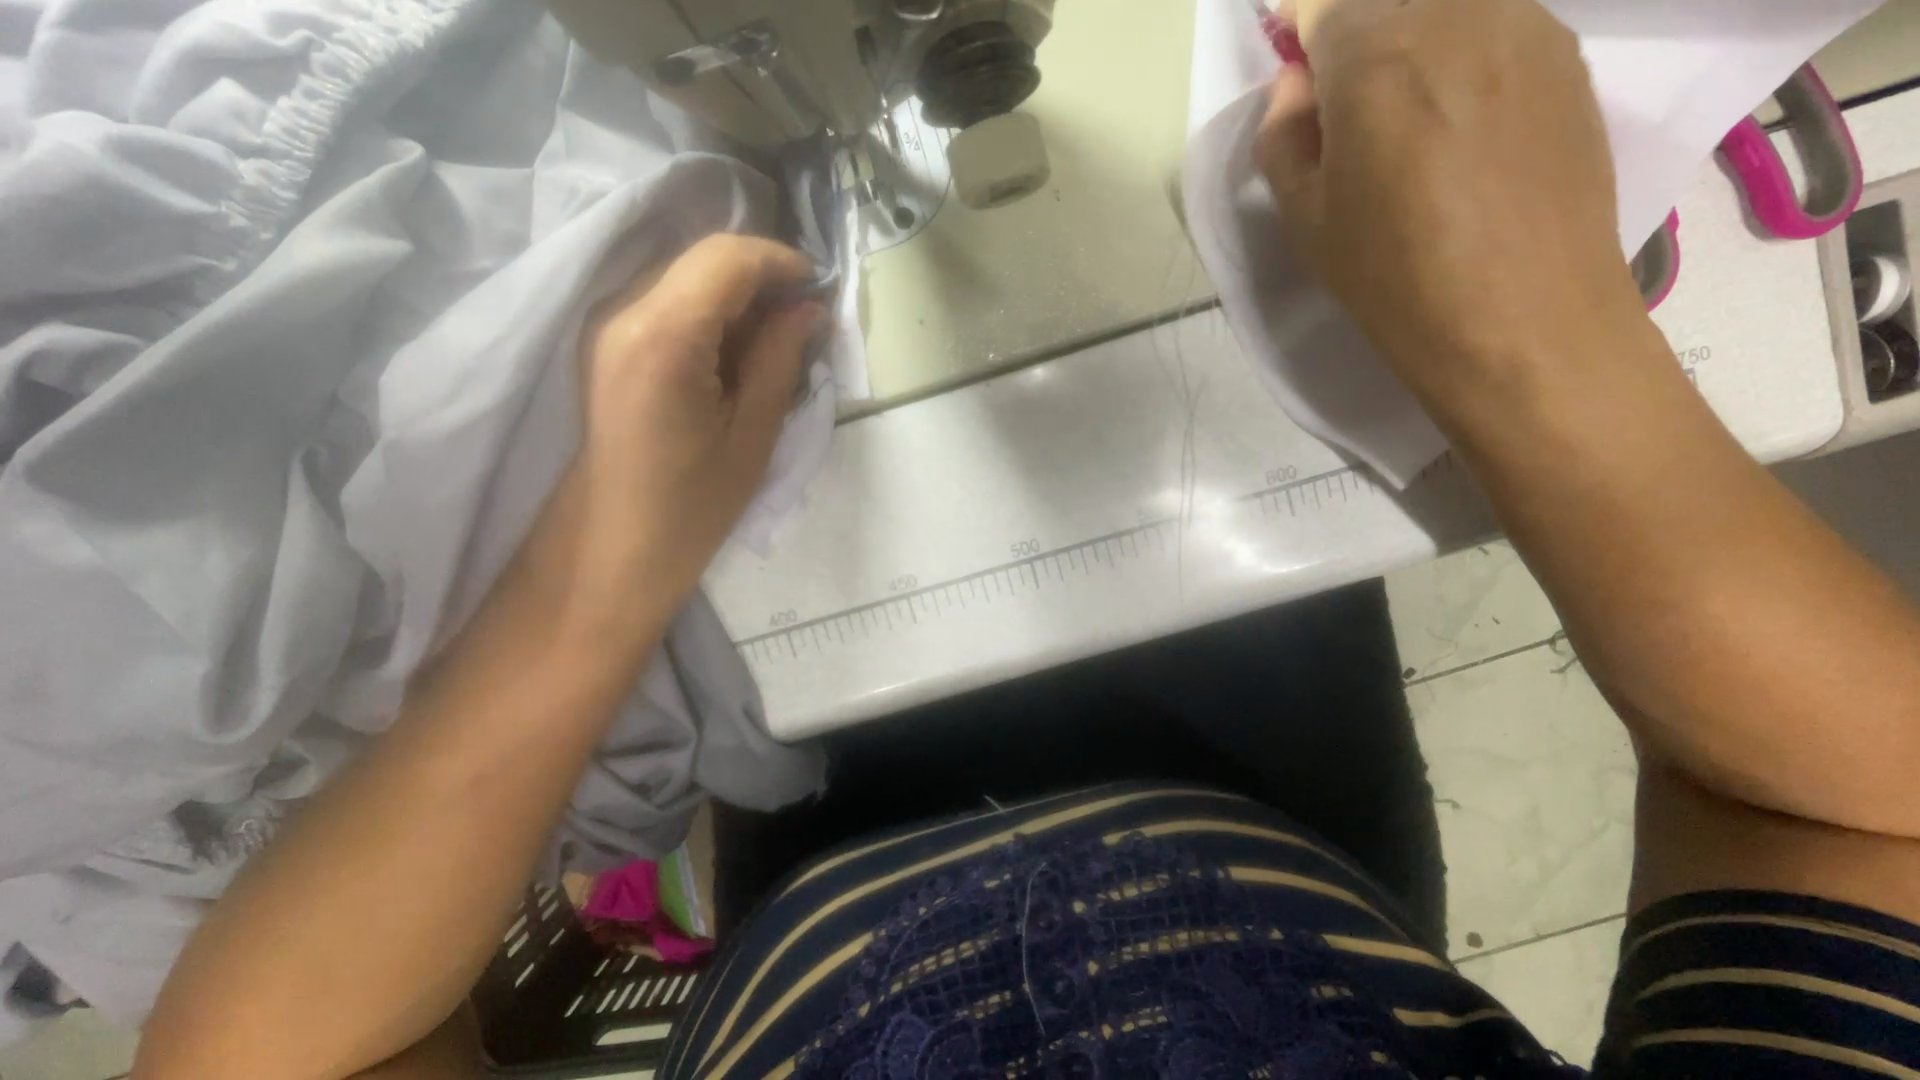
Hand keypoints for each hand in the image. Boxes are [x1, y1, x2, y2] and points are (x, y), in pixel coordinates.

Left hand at [526, 234, 823, 643]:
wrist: (614, 549)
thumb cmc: (692, 507)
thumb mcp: (753, 434)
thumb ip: (780, 357)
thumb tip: (808, 307)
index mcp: (664, 338)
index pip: (727, 258)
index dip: (781, 261)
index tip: (820, 290)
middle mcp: (624, 315)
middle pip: (704, 259)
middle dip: (761, 276)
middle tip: (805, 317)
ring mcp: (609, 327)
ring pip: (686, 275)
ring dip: (737, 294)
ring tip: (777, 338)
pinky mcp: (609, 344)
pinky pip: (668, 301)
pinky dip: (711, 311)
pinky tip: (737, 351)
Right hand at [1257, 0, 1648, 414]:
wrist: (1525, 322)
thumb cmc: (1396, 278)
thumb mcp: (1306, 218)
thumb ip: (1284, 133)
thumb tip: (1299, 84)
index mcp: (1375, 50)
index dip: (1298, 28)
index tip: (1299, 77)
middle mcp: (1455, 11)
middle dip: (1355, 38)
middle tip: (1349, 111)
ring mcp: (1524, 25)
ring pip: (1445, 8)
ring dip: (1413, 45)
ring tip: (1412, 124)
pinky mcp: (1568, 56)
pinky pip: (1496, 28)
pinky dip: (1465, 57)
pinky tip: (1466, 129)